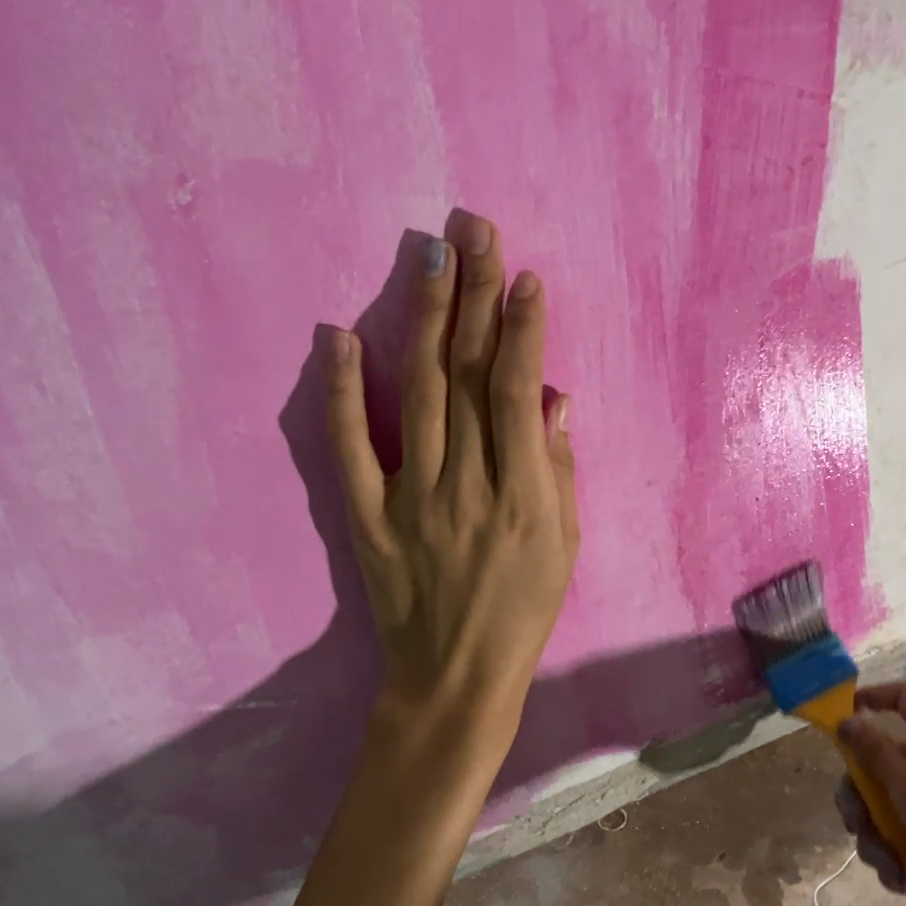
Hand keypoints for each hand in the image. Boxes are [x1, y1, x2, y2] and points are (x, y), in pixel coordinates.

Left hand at [322, 210, 579, 735]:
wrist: (456, 676)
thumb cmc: (525, 610)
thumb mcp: (566, 546)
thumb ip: (557, 470)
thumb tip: (553, 397)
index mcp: (525, 496)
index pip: (520, 395)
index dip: (523, 331)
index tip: (523, 276)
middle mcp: (467, 486)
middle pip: (470, 377)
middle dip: (475, 297)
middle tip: (473, 229)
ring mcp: (411, 499)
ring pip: (418, 395)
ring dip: (424, 320)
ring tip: (431, 255)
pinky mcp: (367, 517)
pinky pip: (351, 447)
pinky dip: (343, 391)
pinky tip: (340, 334)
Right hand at [836, 679, 905, 905]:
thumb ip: (878, 758)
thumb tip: (847, 719)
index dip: (873, 699)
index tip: (841, 726)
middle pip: (889, 757)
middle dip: (863, 795)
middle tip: (854, 828)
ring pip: (894, 796)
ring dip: (879, 831)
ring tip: (888, 871)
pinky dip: (900, 847)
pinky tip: (901, 879)